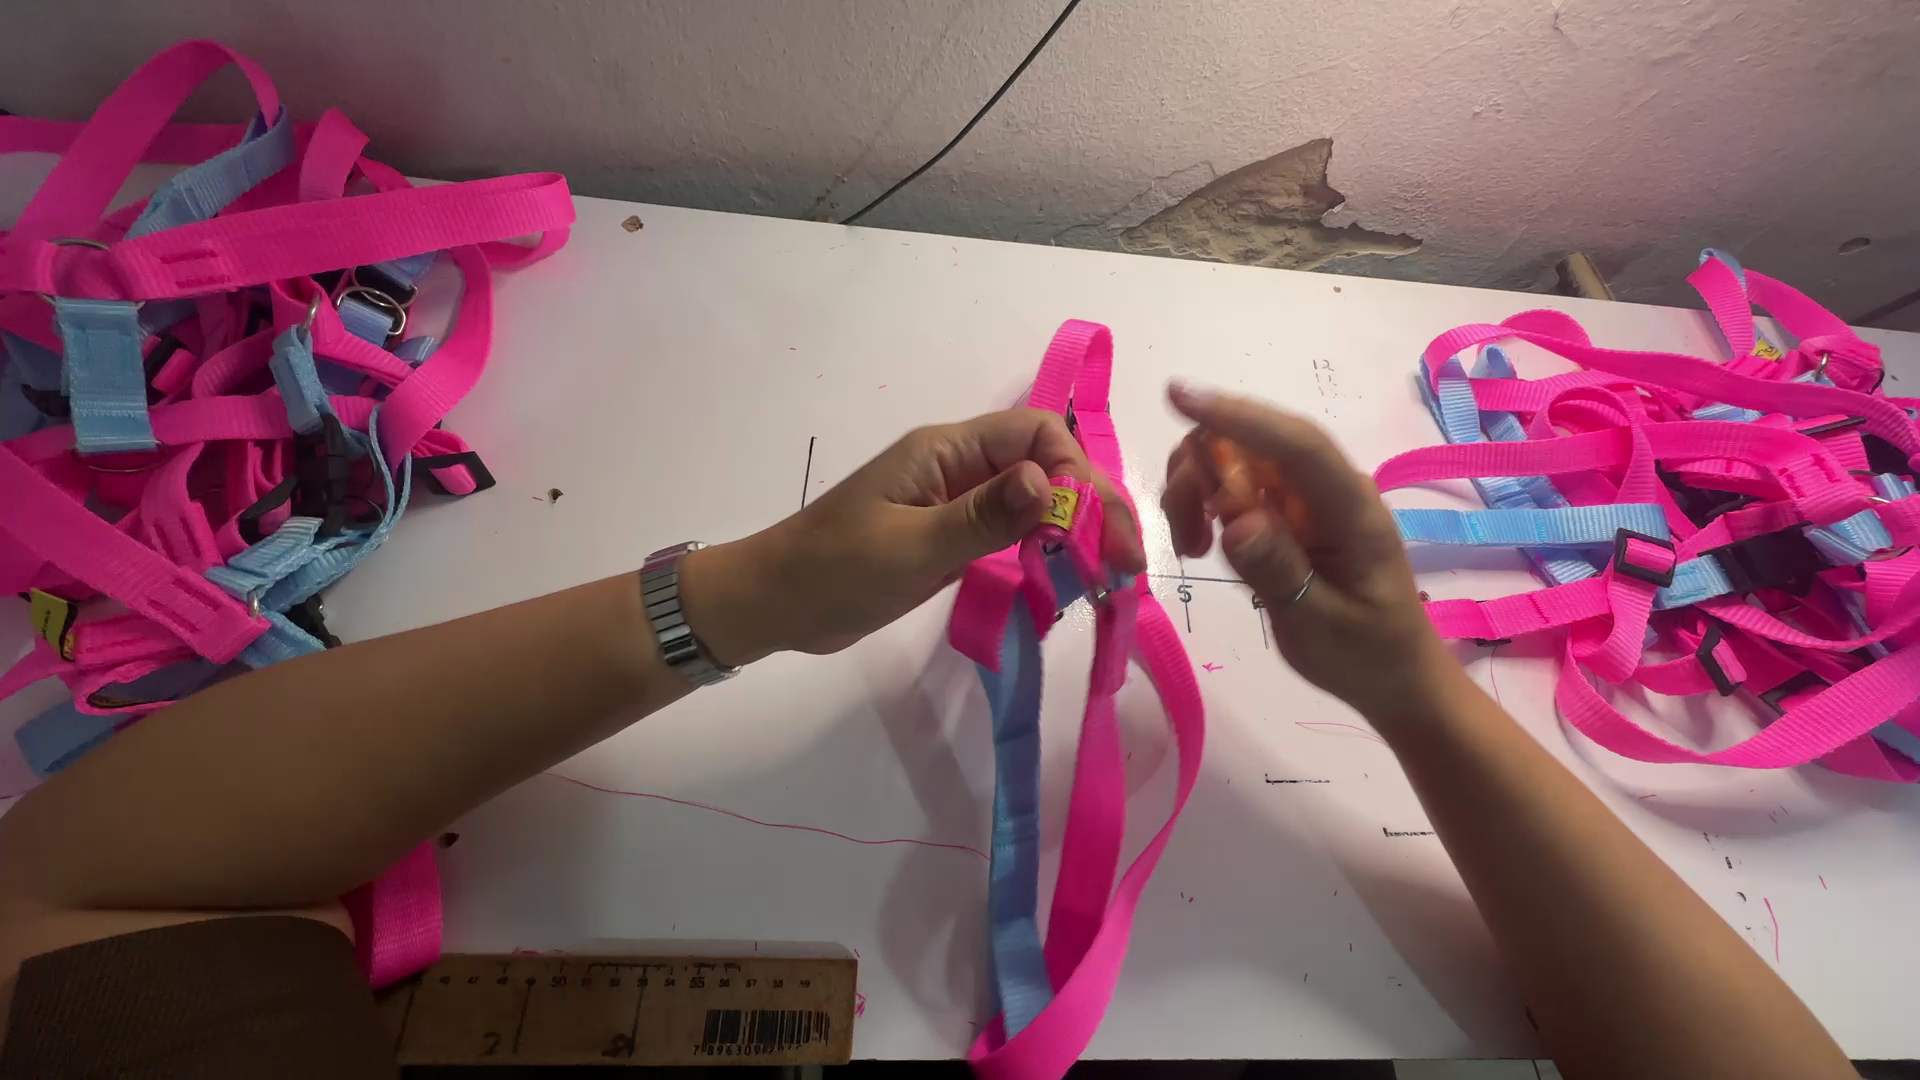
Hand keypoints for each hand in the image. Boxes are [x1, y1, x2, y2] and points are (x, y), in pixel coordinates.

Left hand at [683, 409, 1144, 663]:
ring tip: (1109, 575)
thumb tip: (1053, 482)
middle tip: (1127, 562)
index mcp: (945, 451)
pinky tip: (1065, 580)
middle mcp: (958, 468)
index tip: (1096, 528)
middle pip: (1043, 467)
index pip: (1034, 435)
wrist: (778, 604)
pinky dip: (1043, 553)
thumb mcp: (910, 546)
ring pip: (1032, 503)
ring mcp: (955, 503)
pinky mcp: (952, 537)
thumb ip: (982, 516)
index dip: (1076, 471)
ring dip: (1073, 532)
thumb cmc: (834, 571)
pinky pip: (1010, 534)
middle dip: (1089, 506)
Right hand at [1161, 383, 1452, 719]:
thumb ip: (1279, 572)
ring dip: (1193, 493)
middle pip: (1245, 442)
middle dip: (1199, 474)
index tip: (1178, 396)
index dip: (1237, 416)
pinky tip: (1201, 546)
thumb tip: (1236, 522)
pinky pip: (1225, 485)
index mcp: (1350, 509)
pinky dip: (1199, 506)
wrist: (1389, 675)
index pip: (1295, 444)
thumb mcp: (1320, 625)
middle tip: (1192, 542)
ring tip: (1194, 549)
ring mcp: (1297, 496)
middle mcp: (1322, 488)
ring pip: (1225, 458)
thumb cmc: (1364, 652)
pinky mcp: (1278, 509)